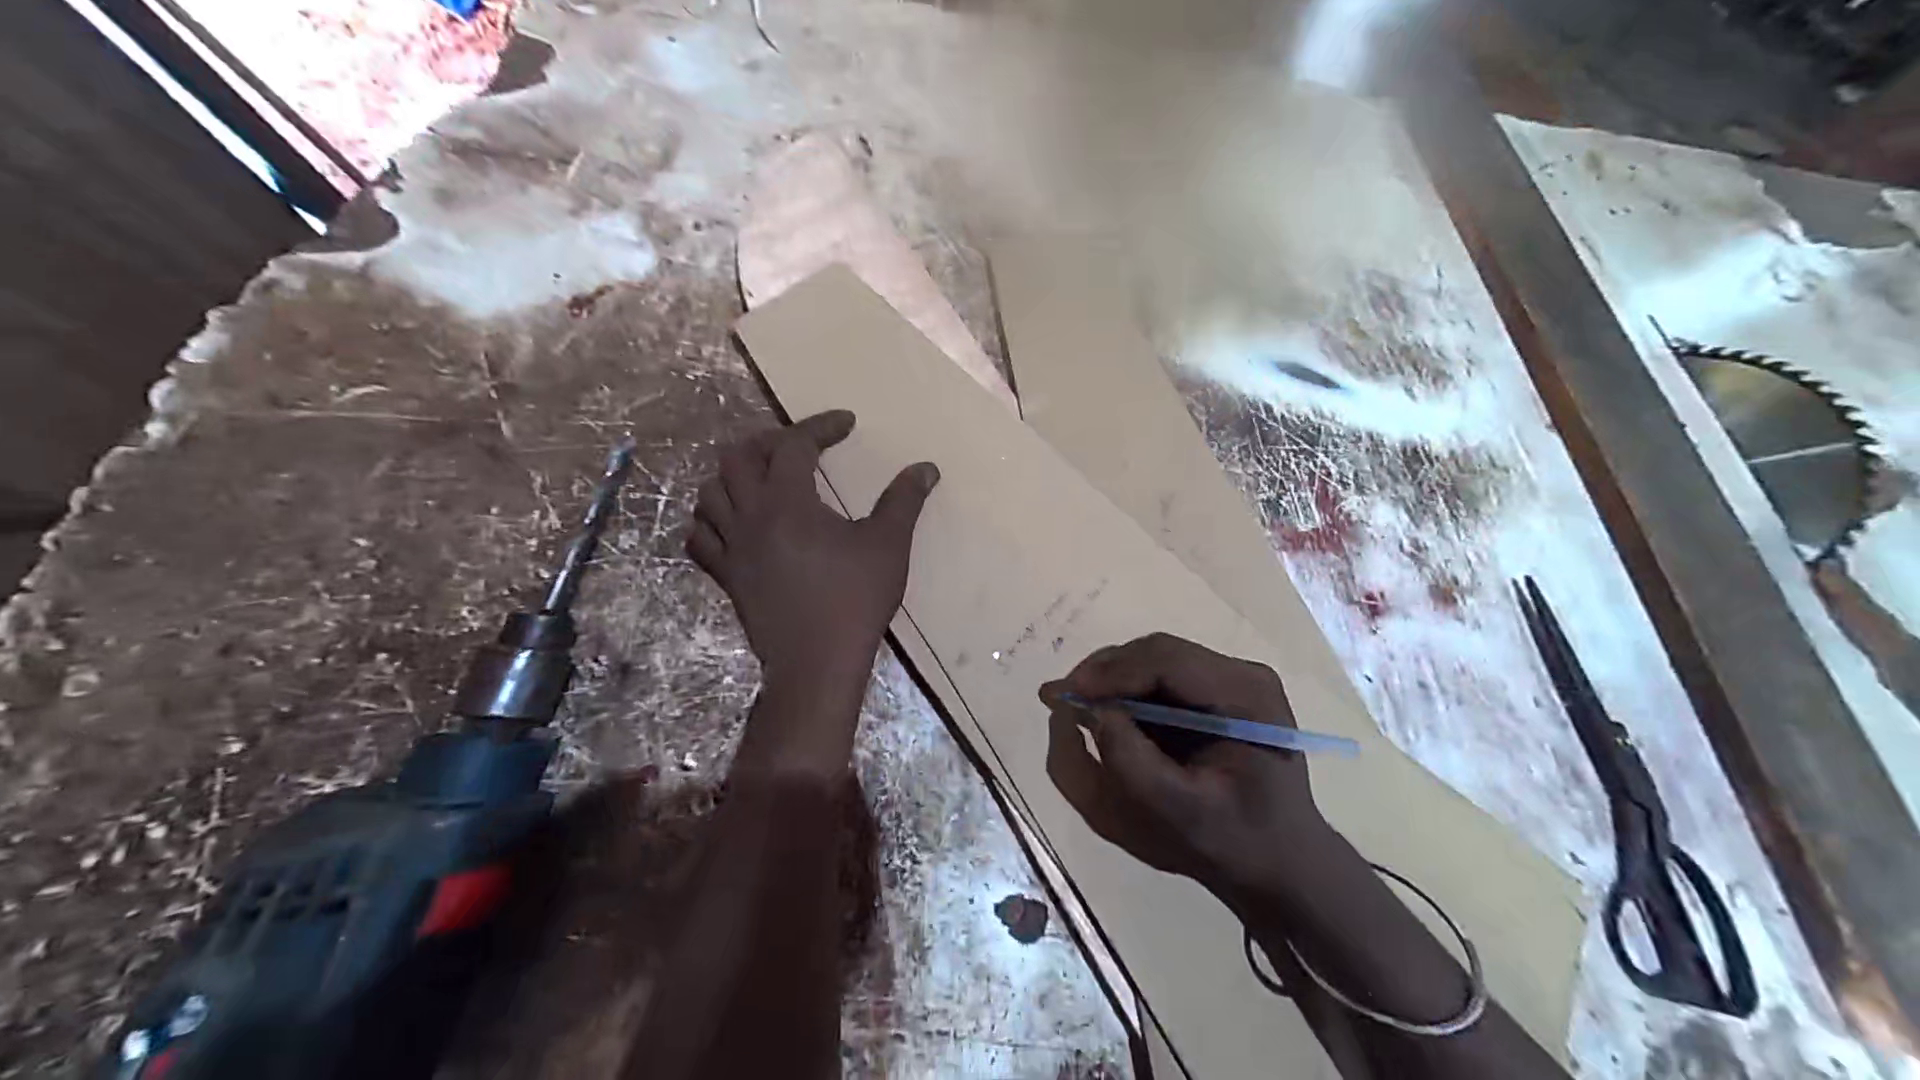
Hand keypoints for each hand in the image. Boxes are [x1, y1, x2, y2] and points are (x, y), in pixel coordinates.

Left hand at [687, 410, 939, 684]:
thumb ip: (904, 500)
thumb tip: (926, 468)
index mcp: (788, 502)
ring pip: (710, 494)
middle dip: (768, 441)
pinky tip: (732, 525)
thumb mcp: (888, 546)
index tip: (846, 424)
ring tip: (762, 480)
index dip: (820, 426)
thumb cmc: (854, 600)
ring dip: (733, 477)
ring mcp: (732, 548)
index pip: (794, 444)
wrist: (816, 662)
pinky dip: (711, 522)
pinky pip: (700, 538)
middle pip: (737, 458)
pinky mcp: (726, 576)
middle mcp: (750, 516)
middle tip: (799, 447)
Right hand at [1038, 633, 1335, 900]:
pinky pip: (1159, 676)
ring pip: (1153, 659)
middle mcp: (1241, 674)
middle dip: (1105, 673)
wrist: (1281, 861)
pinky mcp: (1216, 691)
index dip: (1112, 672)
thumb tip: (1090, 711)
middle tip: (1060, 698)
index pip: (1167, 661)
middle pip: (1157, 652)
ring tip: (1075, 704)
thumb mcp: (1177, 813)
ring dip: (1112, 679)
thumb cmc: (1235, 843)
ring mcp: (1230, 679)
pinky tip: (1104, 710)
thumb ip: (1130, 761)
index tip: (1067, 696)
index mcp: (1245, 697)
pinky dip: (1126, 689)